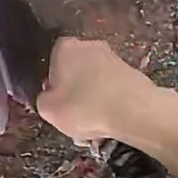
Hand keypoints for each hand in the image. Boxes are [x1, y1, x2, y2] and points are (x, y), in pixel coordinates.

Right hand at [36, 38, 173, 143]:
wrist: (133, 111)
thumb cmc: (84, 107)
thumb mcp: (47, 109)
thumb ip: (44, 100)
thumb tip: (51, 97)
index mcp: (65, 47)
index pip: (52, 66)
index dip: (53, 89)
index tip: (58, 106)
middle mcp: (91, 46)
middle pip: (76, 76)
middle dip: (75, 98)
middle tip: (76, 121)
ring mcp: (114, 58)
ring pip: (96, 87)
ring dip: (94, 106)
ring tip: (95, 131)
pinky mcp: (133, 74)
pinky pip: (114, 92)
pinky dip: (111, 107)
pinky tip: (111, 126)